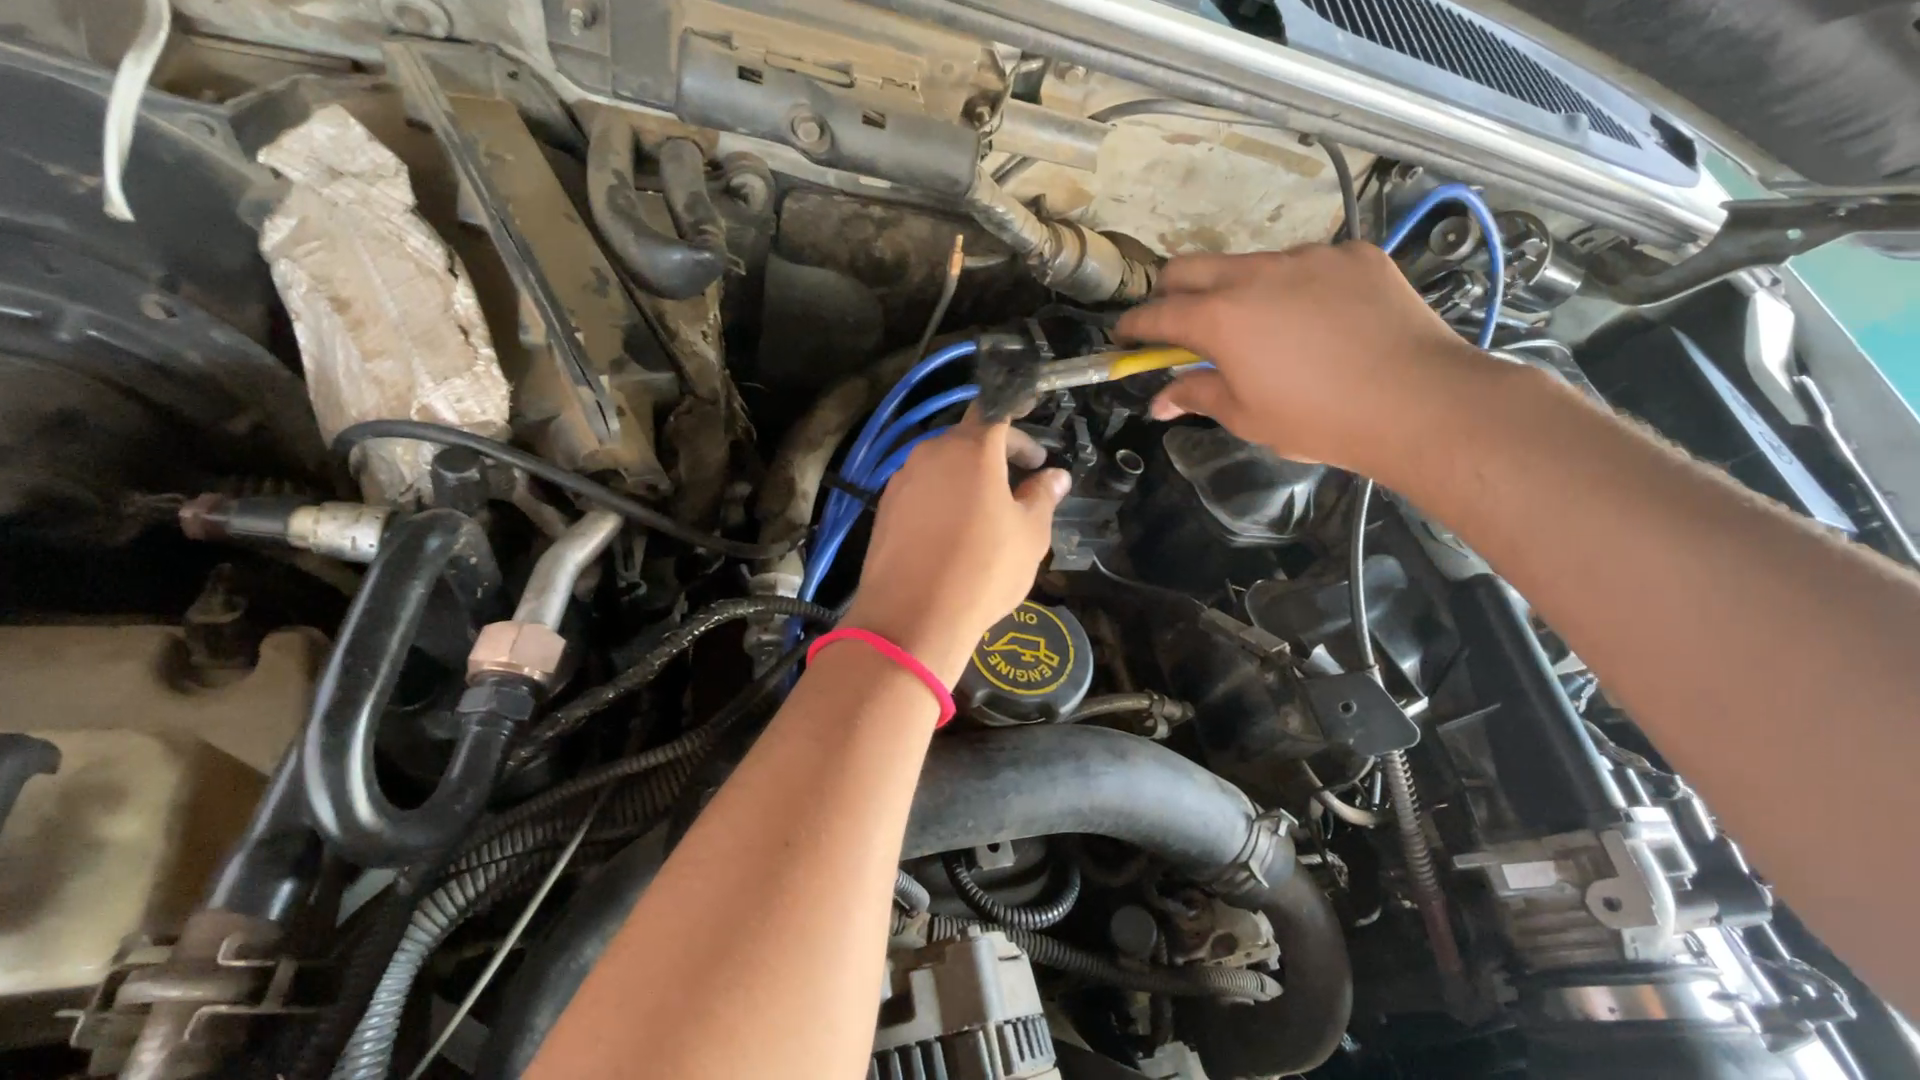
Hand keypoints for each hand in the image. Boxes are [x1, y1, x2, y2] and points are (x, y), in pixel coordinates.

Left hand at [841, 413, 1068, 684]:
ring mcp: (902, 480)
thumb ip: (1042, 497)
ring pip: (941, 464)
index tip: (1034, 449)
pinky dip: (942, 497)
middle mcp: (931, 453)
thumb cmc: (983, 570)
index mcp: (971, 449)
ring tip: (990, 508)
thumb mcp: (1029, 535)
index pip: (996, 413)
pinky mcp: (885, 508)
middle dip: (996, 452)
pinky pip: (921, 489)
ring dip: (967, 476)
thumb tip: (1055, 476)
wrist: (911, 618)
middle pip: (967, 437)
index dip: (1017, 422)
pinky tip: (955, 530)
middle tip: (1022, 478)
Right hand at [1115, 244, 1498, 475]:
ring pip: (1252, 262)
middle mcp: (1256, 273)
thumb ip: (1197, 395)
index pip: (1157, 313)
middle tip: (1179, 323)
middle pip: (1190, 267)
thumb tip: (1160, 401)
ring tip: (1265, 327)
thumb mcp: (1247, 416)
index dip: (1134, 327)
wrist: (1419, 401)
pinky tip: (1322, 320)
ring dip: (1239, 289)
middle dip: (1171, 292)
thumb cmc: (1320, 420)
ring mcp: (1309, 256)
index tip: (1125, 337)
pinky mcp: (1353, 254)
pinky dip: (1298, 287)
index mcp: (1221, 317)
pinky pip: (1308, 263)